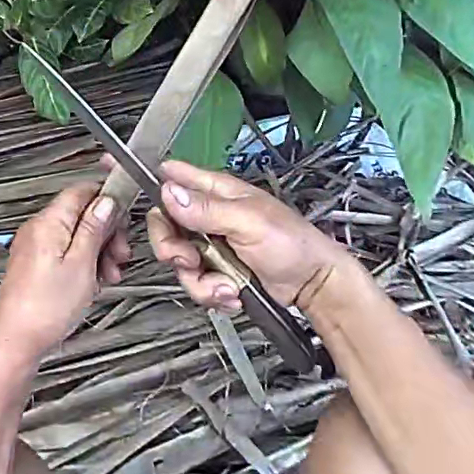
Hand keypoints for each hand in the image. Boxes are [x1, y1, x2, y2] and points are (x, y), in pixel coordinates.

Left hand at [0, 181, 130, 359]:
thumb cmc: (44, 309)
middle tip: (120, 252)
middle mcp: (38, 229)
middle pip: (81, 214)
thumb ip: (94, 228)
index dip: (107, 200)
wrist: (15, 344)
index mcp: (49, 222)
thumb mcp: (82, 264)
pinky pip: (66, 252)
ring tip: (110, 272)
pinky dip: (84, 262)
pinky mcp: (36, 265)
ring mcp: (35, 247)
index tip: (123, 218)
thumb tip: (106, 201)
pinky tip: (95, 280)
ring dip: (99, 250)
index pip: (82, 191)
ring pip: (76, 235)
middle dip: (106, 231)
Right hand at [146, 159, 353, 312]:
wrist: (313, 285)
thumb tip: (170, 192)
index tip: (164, 219)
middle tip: (189, 260)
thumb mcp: (248, 222)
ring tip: (225, 285)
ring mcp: (214, 244)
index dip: (161, 194)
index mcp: (218, 191)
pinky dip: (212, 293)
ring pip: (180, 260)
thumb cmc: (293, 244)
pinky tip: (232, 293)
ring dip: (199, 280)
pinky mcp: (219, 269)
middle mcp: (211, 215)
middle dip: (173, 249)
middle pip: (167, 226)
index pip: (175, 179)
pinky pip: (197, 282)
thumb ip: (207, 209)